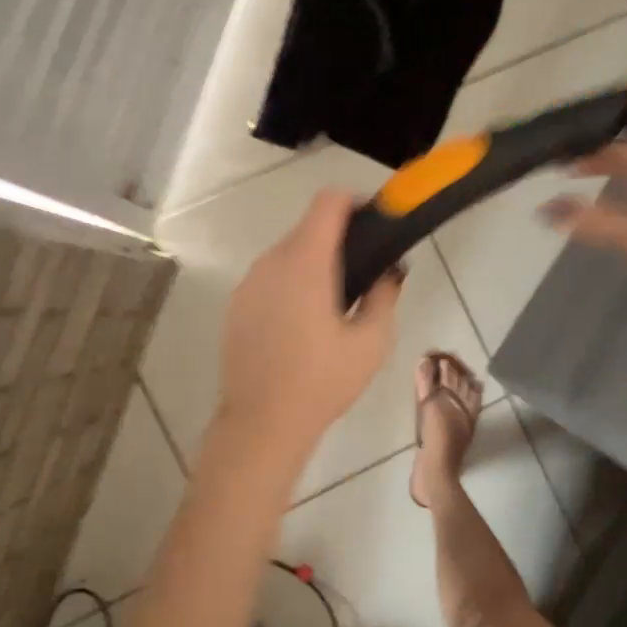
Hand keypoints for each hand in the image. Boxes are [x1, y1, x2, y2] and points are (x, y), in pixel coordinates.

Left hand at [216, 190, 402, 463]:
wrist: (261, 424)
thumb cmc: (322, 382)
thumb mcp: (372, 342)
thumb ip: (384, 295)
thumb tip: (389, 271)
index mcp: (305, 263)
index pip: (328, 203)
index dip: (354, 202)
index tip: (375, 223)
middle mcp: (271, 263)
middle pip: (308, 228)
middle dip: (339, 239)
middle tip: (367, 271)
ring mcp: (249, 284)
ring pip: (288, 254)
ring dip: (315, 263)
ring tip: (338, 303)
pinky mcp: (237, 305)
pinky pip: (271, 278)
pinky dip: (293, 284)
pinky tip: (306, 324)